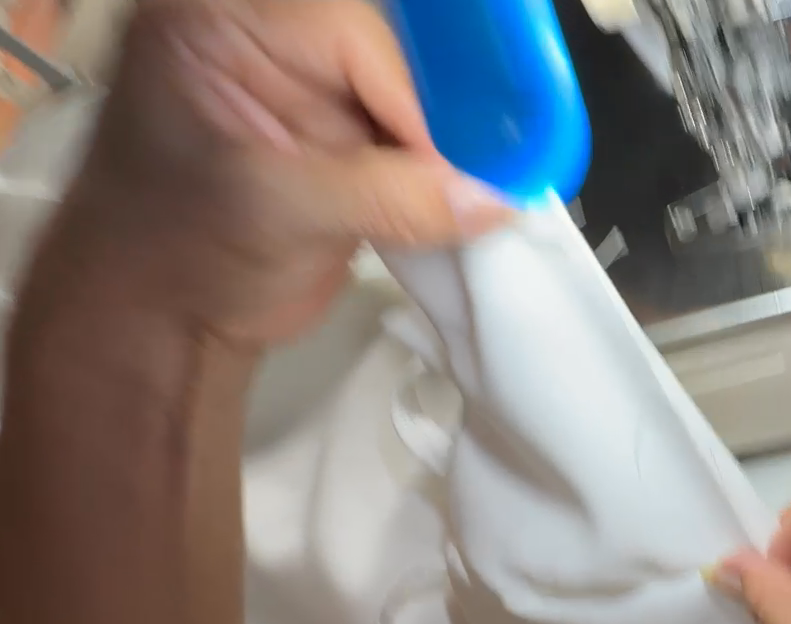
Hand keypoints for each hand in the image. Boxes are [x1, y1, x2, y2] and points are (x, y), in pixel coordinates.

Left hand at [26, 0, 511, 352]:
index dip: (414, 100)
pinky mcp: (353, 151)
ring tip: (488, 203)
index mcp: (224, 28)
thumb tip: (499, 203)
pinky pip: (426, 152)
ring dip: (462, 159)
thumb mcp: (281, 210)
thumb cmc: (187, 248)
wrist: (173, 310)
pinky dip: (457, 185)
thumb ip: (389, 198)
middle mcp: (275, 49)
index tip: (455, 172)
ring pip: (423, 110)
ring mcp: (319, 102)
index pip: (352, 34)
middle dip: (450, 128)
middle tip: (493, 184)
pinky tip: (472, 213)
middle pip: (399, 65)